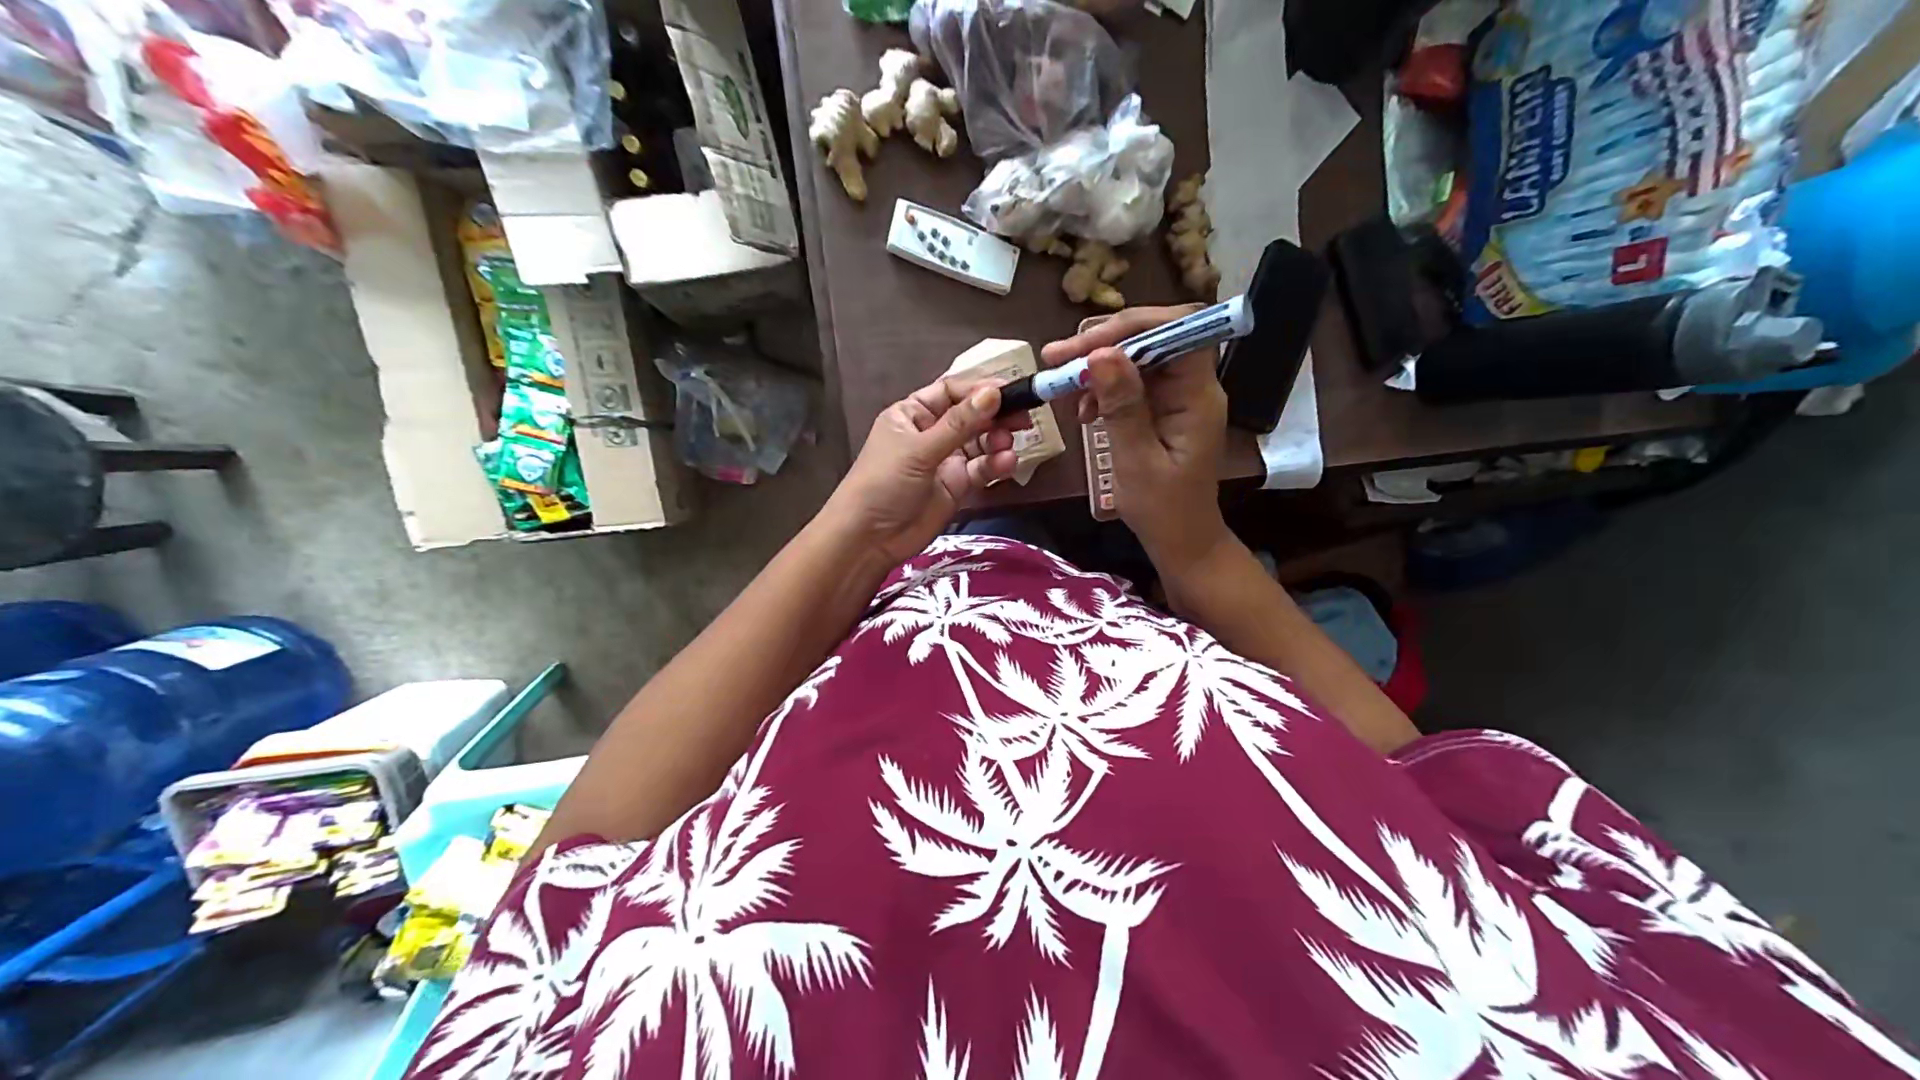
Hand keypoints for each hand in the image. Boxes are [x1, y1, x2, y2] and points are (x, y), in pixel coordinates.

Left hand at [819, 378, 1020, 565]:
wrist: (869, 538)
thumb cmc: (884, 483)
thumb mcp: (919, 449)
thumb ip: (959, 423)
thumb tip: (993, 393)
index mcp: (913, 414)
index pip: (951, 391)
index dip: (979, 390)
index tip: (1009, 391)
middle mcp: (931, 433)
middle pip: (971, 416)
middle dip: (996, 415)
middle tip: (1023, 418)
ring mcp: (945, 460)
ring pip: (980, 442)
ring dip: (997, 441)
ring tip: (1008, 444)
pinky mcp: (956, 486)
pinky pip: (981, 469)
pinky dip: (995, 465)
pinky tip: (1007, 464)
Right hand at [1041, 305, 1232, 572]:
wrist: (1182, 541)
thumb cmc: (1163, 510)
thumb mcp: (1136, 461)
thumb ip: (1122, 406)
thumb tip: (1101, 355)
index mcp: (1198, 396)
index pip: (1176, 331)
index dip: (1132, 327)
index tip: (1085, 346)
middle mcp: (1193, 386)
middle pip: (1154, 337)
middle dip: (1104, 342)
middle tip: (1056, 357)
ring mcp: (1178, 396)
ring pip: (1138, 357)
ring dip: (1097, 364)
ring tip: (1060, 383)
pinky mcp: (1163, 407)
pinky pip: (1133, 381)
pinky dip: (1103, 387)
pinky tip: (1083, 409)